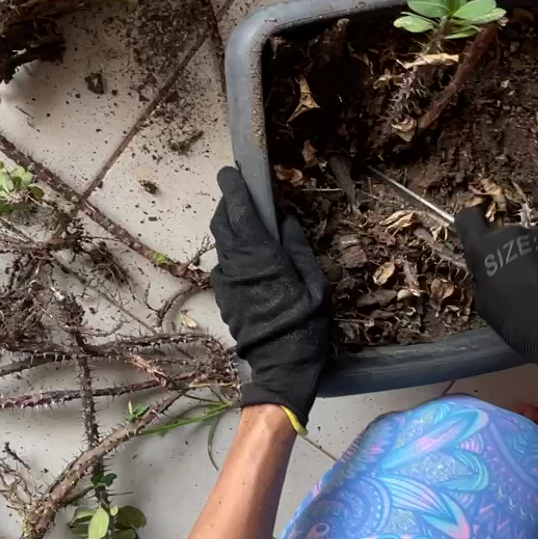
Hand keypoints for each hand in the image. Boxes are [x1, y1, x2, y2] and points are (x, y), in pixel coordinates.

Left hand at [209, 167, 329, 426]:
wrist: (282, 366)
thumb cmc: (305, 325)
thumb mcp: (315, 283)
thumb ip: (297, 247)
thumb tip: (286, 219)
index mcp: (261, 256)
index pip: (239, 211)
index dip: (233, 188)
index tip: (231, 171)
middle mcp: (236, 265)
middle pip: (222, 223)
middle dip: (227, 203)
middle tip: (240, 194)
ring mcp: (226, 282)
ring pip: (221, 244)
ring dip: (230, 229)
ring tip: (247, 224)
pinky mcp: (223, 297)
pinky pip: (224, 266)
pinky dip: (232, 253)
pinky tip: (249, 259)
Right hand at [454, 208, 537, 388]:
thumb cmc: (517, 319)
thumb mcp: (487, 305)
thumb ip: (486, 282)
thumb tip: (493, 277)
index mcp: (486, 248)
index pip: (469, 220)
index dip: (471, 226)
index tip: (476, 236)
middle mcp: (515, 234)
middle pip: (507, 237)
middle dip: (512, 254)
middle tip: (520, 281)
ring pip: (537, 245)